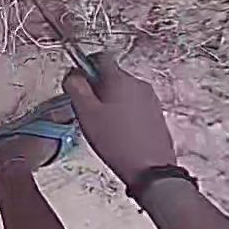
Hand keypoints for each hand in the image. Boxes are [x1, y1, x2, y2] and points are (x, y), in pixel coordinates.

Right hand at [62, 55, 176, 183]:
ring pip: (121, 90)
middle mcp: (139, 85)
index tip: (76, 81)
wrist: (151, 170)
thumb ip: (75, 87)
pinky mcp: (155, 114)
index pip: (100, 57)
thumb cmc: (117, 141)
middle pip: (110, 74)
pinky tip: (115, 129)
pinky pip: (132, 103)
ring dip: (108, 99)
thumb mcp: (86, 112)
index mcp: (120, 80)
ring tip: (100, 122)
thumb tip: (73, 74)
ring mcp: (150, 100)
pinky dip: (121, 110)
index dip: (84, 66)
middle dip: (95, 86)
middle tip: (85, 107)